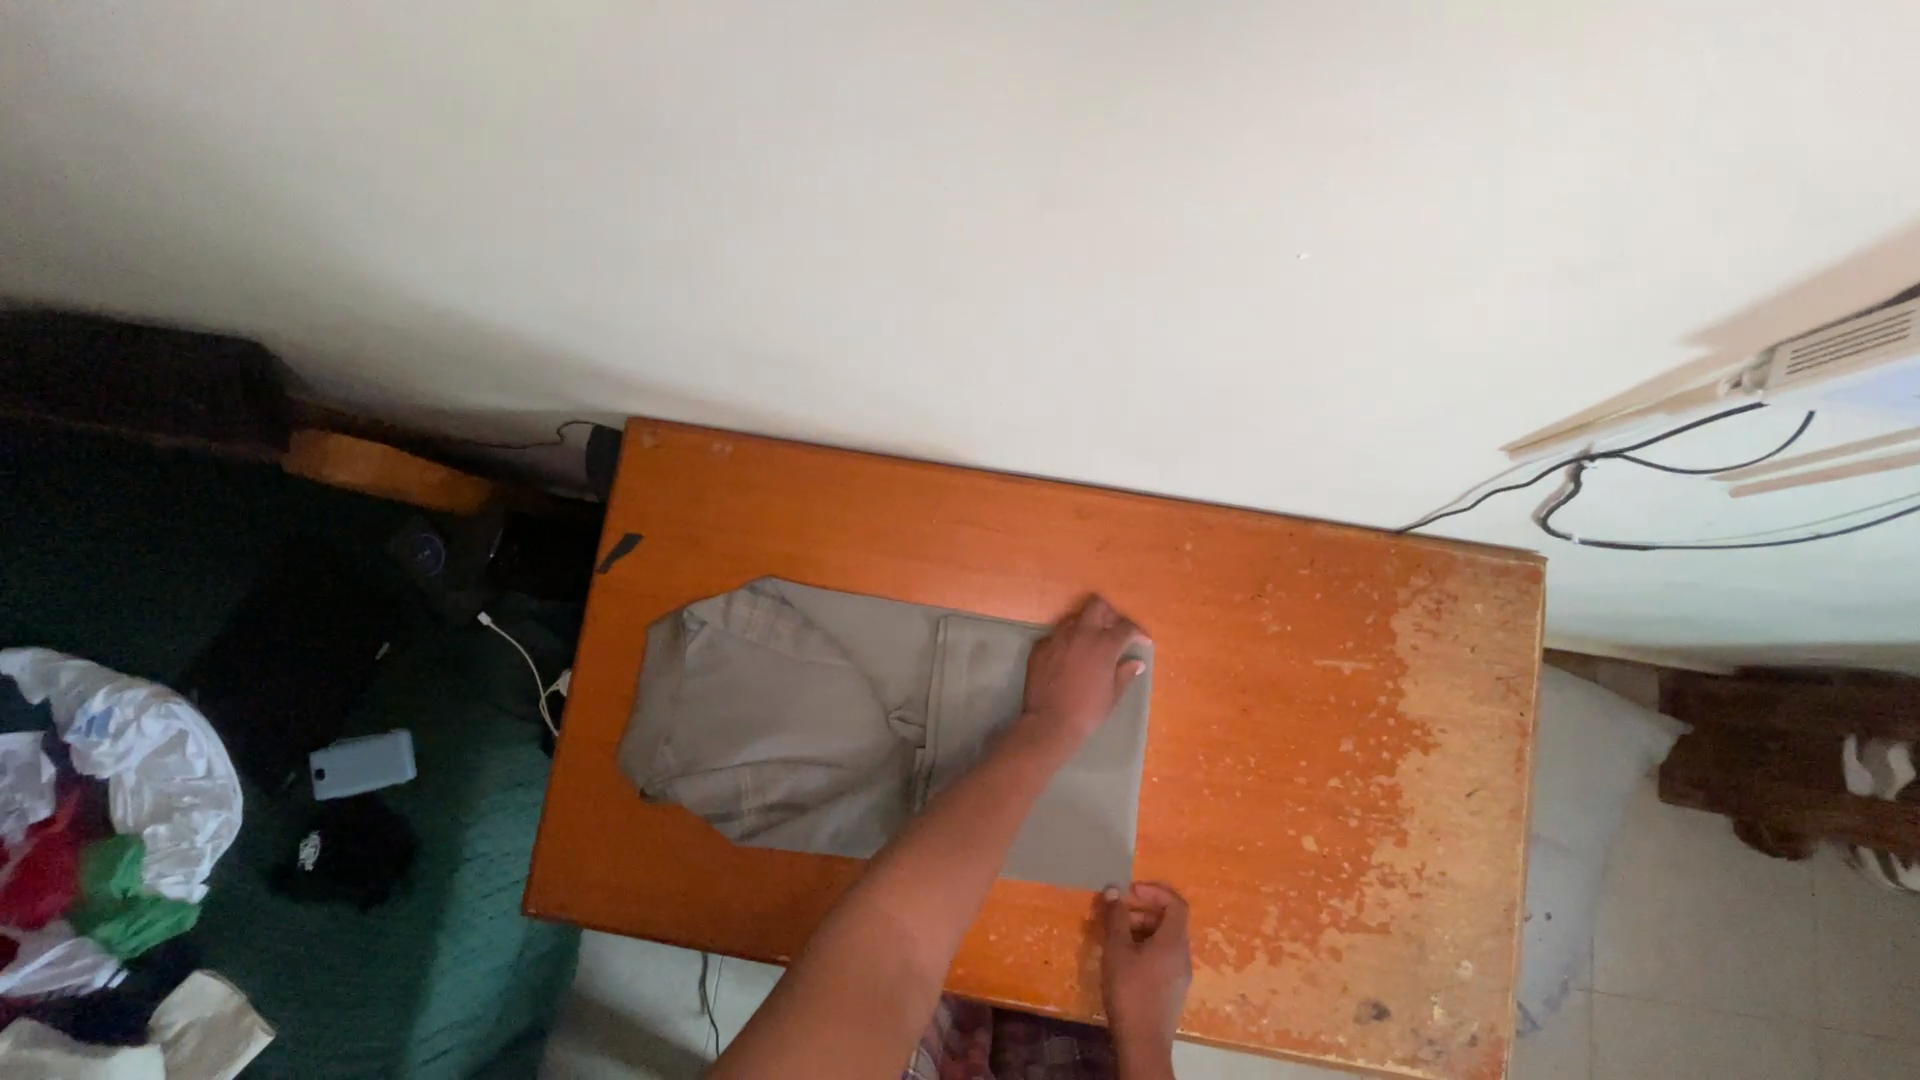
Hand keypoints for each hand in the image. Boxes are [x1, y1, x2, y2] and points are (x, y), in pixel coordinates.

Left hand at [1020, 595, 1147, 745]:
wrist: (1049, 722)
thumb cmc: (1087, 711)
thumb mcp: (1113, 694)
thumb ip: (1125, 673)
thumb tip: (1136, 662)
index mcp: (1103, 645)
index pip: (1125, 627)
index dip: (1137, 632)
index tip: (1142, 640)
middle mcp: (1080, 633)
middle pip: (1097, 606)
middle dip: (1109, 614)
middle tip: (1114, 630)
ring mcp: (1057, 638)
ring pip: (1074, 618)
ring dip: (1086, 625)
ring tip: (1090, 642)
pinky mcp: (1040, 647)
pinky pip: (1056, 636)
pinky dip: (1066, 641)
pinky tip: (1068, 657)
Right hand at [1101, 881, 1190, 1071]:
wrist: (1143, 1044)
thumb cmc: (1130, 991)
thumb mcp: (1117, 949)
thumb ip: (1116, 917)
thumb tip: (1114, 890)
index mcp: (1174, 942)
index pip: (1176, 904)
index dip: (1154, 892)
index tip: (1130, 890)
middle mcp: (1183, 955)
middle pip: (1170, 921)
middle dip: (1143, 910)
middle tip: (1117, 913)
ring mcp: (1180, 975)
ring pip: (1164, 940)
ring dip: (1141, 929)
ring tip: (1115, 935)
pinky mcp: (1172, 990)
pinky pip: (1162, 956)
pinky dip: (1145, 947)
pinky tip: (1123, 958)